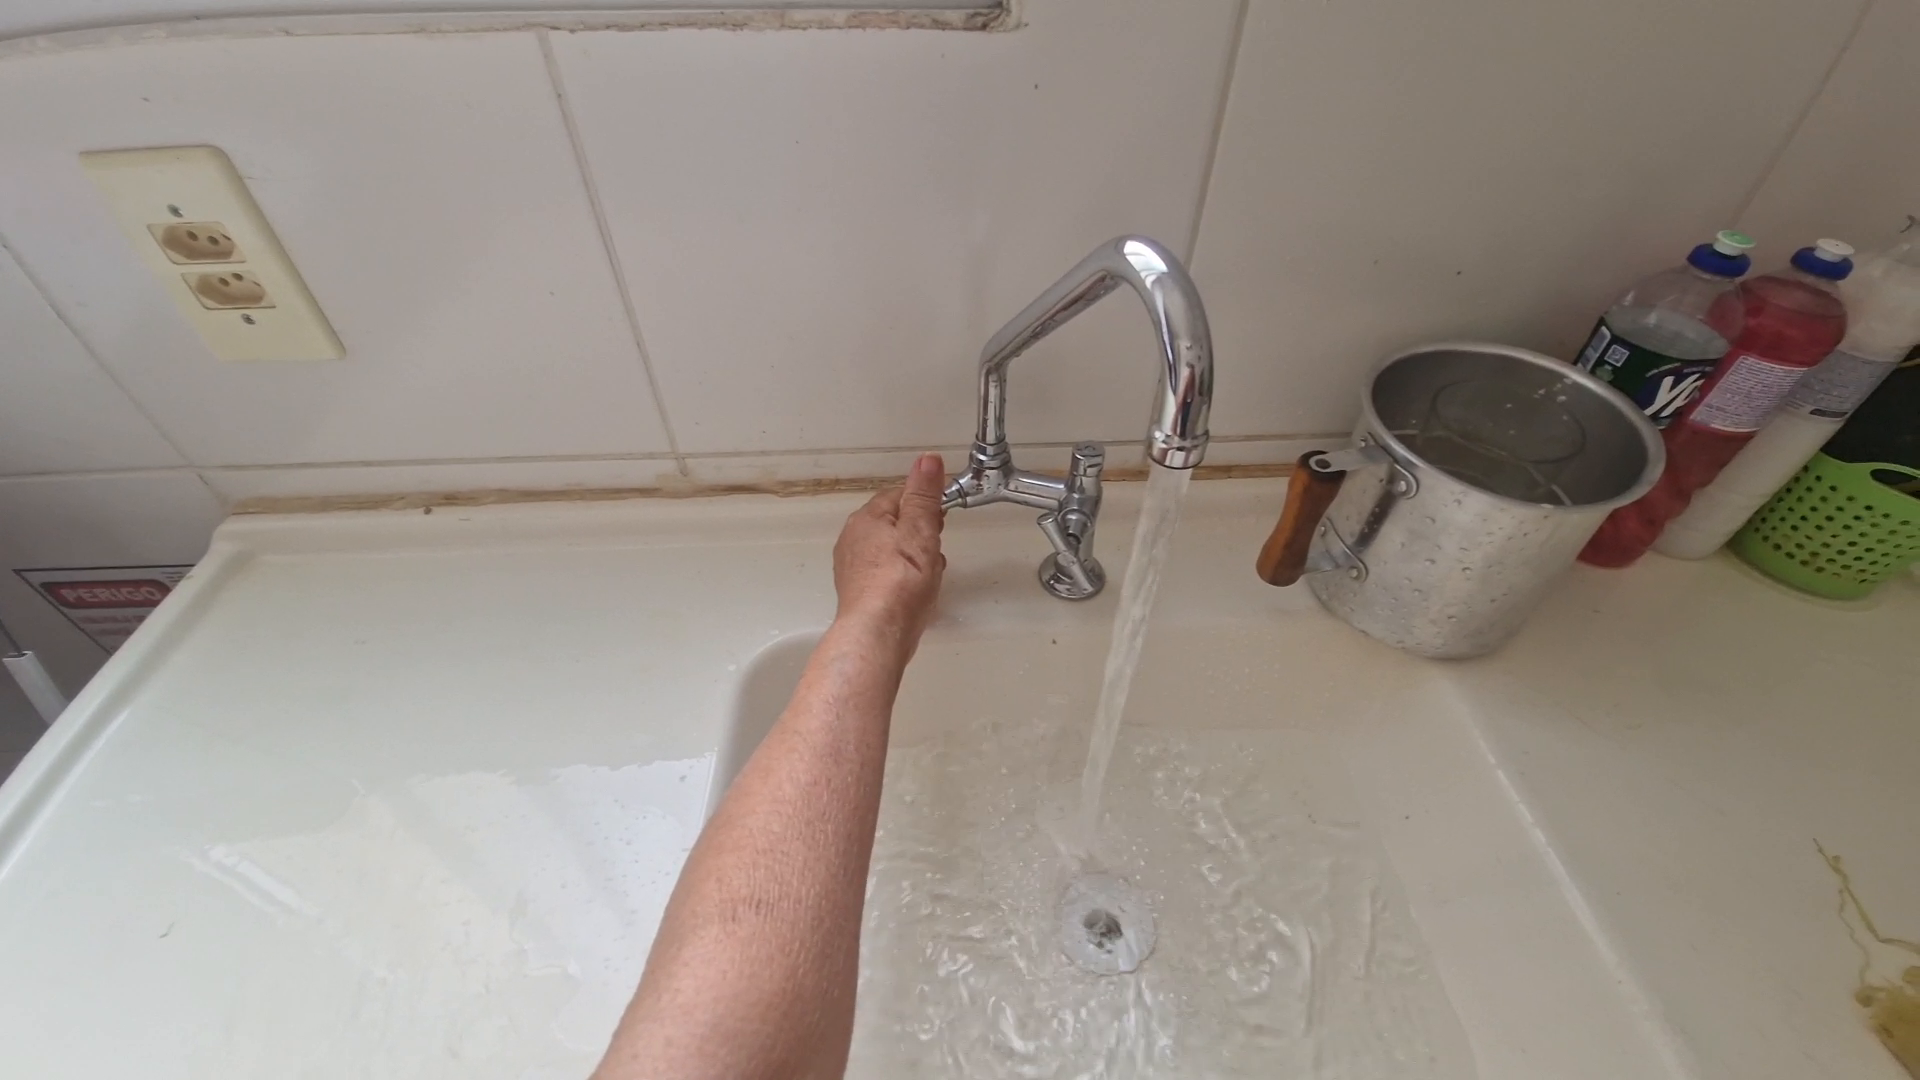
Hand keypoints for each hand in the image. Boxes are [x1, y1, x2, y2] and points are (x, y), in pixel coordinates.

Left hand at [832, 453, 946, 650]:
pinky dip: (903, 578)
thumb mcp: (920, 531)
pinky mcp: (859, 593)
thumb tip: (928, 459)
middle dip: (920, 532)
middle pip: (894, 523)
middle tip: (937, 546)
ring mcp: (853, 568)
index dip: (925, 502)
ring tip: (930, 573)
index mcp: (867, 518)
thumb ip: (924, 495)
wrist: (877, 633)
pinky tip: (917, 592)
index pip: (899, 495)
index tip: (942, 515)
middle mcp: (853, 539)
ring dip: (914, 557)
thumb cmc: (900, 583)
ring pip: (891, 550)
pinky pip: (886, 574)